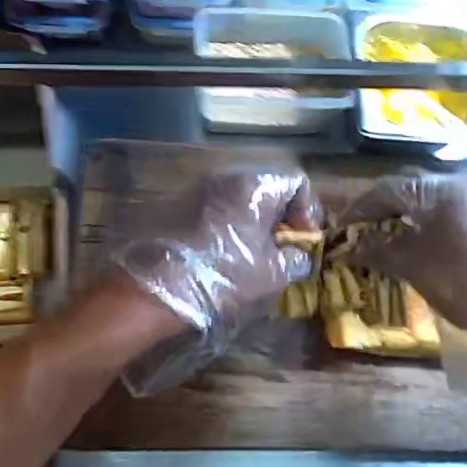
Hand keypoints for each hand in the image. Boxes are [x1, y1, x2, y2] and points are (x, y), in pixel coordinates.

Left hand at [107, 168, 318, 335]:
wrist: (158, 289)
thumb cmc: (224, 276)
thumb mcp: (273, 274)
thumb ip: (296, 257)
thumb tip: (298, 254)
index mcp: (255, 186)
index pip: (296, 181)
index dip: (308, 210)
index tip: (303, 240)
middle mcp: (227, 178)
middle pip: (268, 187)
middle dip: (281, 216)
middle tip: (283, 248)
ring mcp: (201, 190)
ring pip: (241, 199)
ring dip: (255, 222)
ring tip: (257, 254)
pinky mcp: (180, 205)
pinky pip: (218, 209)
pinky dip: (231, 226)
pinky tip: (228, 254)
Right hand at [339, 168, 466, 342]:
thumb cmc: (464, 282)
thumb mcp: (413, 266)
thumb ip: (378, 250)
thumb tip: (348, 248)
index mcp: (437, 193)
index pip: (386, 189)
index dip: (358, 208)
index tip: (339, 227)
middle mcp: (454, 192)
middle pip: (404, 194)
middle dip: (376, 212)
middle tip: (354, 233)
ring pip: (421, 207)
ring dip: (395, 221)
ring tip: (374, 242)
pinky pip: (436, 219)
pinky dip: (415, 230)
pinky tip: (404, 248)